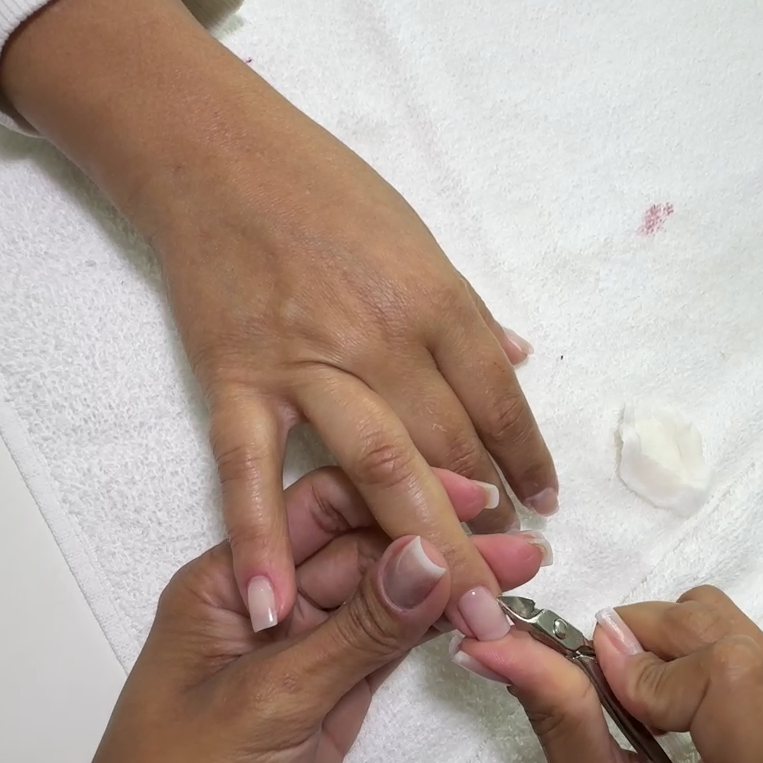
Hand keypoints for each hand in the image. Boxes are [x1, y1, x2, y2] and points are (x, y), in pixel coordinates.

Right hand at [0, 0, 558, 640]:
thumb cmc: (327, 191)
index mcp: (436, 299)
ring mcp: (308, 361)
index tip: (545, 505)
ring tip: (452, 610)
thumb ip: (468, 311)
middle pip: (451, 447)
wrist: (217, 152)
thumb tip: (522, 356)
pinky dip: (264, 539)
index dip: (528, 457)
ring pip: (379, 467)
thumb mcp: (419, 238)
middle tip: (510, 593)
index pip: (500, 397)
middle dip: (486, 525)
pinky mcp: (235, 377)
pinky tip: (283, 608)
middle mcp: (385, 336)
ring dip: (422, 544)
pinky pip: (252, 469)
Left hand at [0, 467, 548, 762]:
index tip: (474, 499)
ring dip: (449, 586)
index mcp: (234, 575)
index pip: (327, 509)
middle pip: (368, 552)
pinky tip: (478, 612)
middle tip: (522, 545)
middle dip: (441, 546)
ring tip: (521, 573)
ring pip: (388, 597)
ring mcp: (309, 646)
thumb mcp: (271, 700)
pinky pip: (392, 643)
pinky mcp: (333, 691)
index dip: (399, 494)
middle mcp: (274, 596)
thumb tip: (434, 550)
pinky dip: (435, 628)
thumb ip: (359, 625)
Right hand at [458, 586, 762, 762]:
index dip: (655, 669)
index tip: (608, 685)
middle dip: (652, 645)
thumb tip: (494, 637)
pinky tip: (690, 700)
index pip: (731, 681)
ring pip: (742, 630)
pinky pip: (761, 641)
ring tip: (650, 696)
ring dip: (675, 644)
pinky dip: (705, 650)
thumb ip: (559, 720)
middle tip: (612, 682)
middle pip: (732, 646)